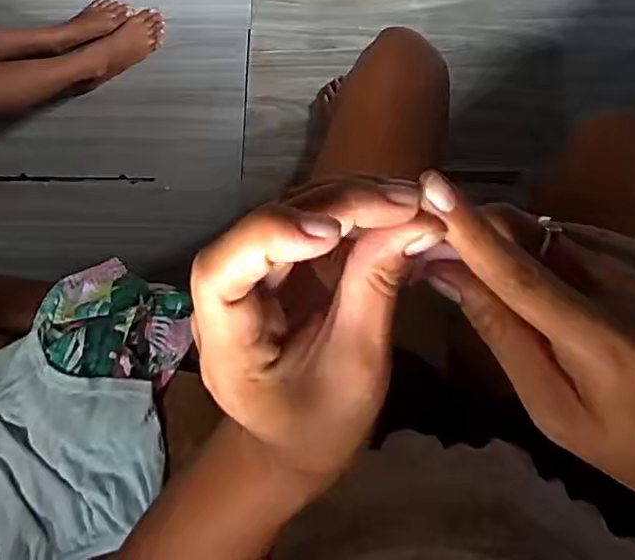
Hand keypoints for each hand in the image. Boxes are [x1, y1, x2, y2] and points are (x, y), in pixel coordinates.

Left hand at [190, 178, 444, 483]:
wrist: (301, 438)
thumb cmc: (321, 423)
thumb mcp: (356, 367)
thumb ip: (375, 288)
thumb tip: (414, 223)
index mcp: (226, 338)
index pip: (219, 272)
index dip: (270, 236)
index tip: (332, 231)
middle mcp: (233, 287)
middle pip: (272, 221)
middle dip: (341, 205)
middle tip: (407, 202)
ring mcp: (261, 263)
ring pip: (298, 206)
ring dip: (356, 196)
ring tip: (412, 200)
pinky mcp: (290, 253)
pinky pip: (320, 214)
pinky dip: (361, 206)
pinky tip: (399, 207)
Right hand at [417, 171, 634, 559]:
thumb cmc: (634, 448)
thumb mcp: (556, 412)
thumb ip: (503, 336)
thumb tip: (449, 275)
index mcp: (602, 339)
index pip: (519, 272)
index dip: (471, 229)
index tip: (432, 185)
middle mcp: (622, 281)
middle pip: (526, 234)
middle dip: (473, 229)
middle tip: (430, 248)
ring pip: (542, 229)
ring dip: (503, 241)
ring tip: (486, 280)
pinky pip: (565, 234)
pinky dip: (537, 249)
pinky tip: (544, 289)